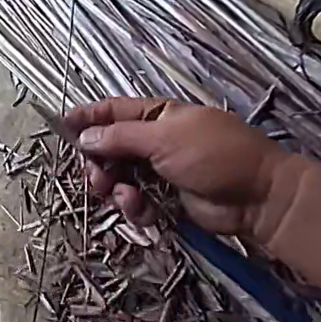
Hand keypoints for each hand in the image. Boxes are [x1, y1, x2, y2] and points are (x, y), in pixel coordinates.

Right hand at [65, 97, 304, 238]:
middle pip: (109, 149)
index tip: (62, 126)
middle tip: (94, 178)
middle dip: (98, 164)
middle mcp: (155, 141)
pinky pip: (136, 202)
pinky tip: (143, 210)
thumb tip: (84, 135)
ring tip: (123, 197)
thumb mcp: (164, 138)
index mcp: (158, 116)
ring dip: (114, 189)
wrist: (257, 197)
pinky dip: (135, 208)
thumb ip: (120, 136)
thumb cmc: (215, 155)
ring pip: (119, 178)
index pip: (114, 111)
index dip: (88, 117)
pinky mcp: (164, 200)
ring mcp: (159, 171)